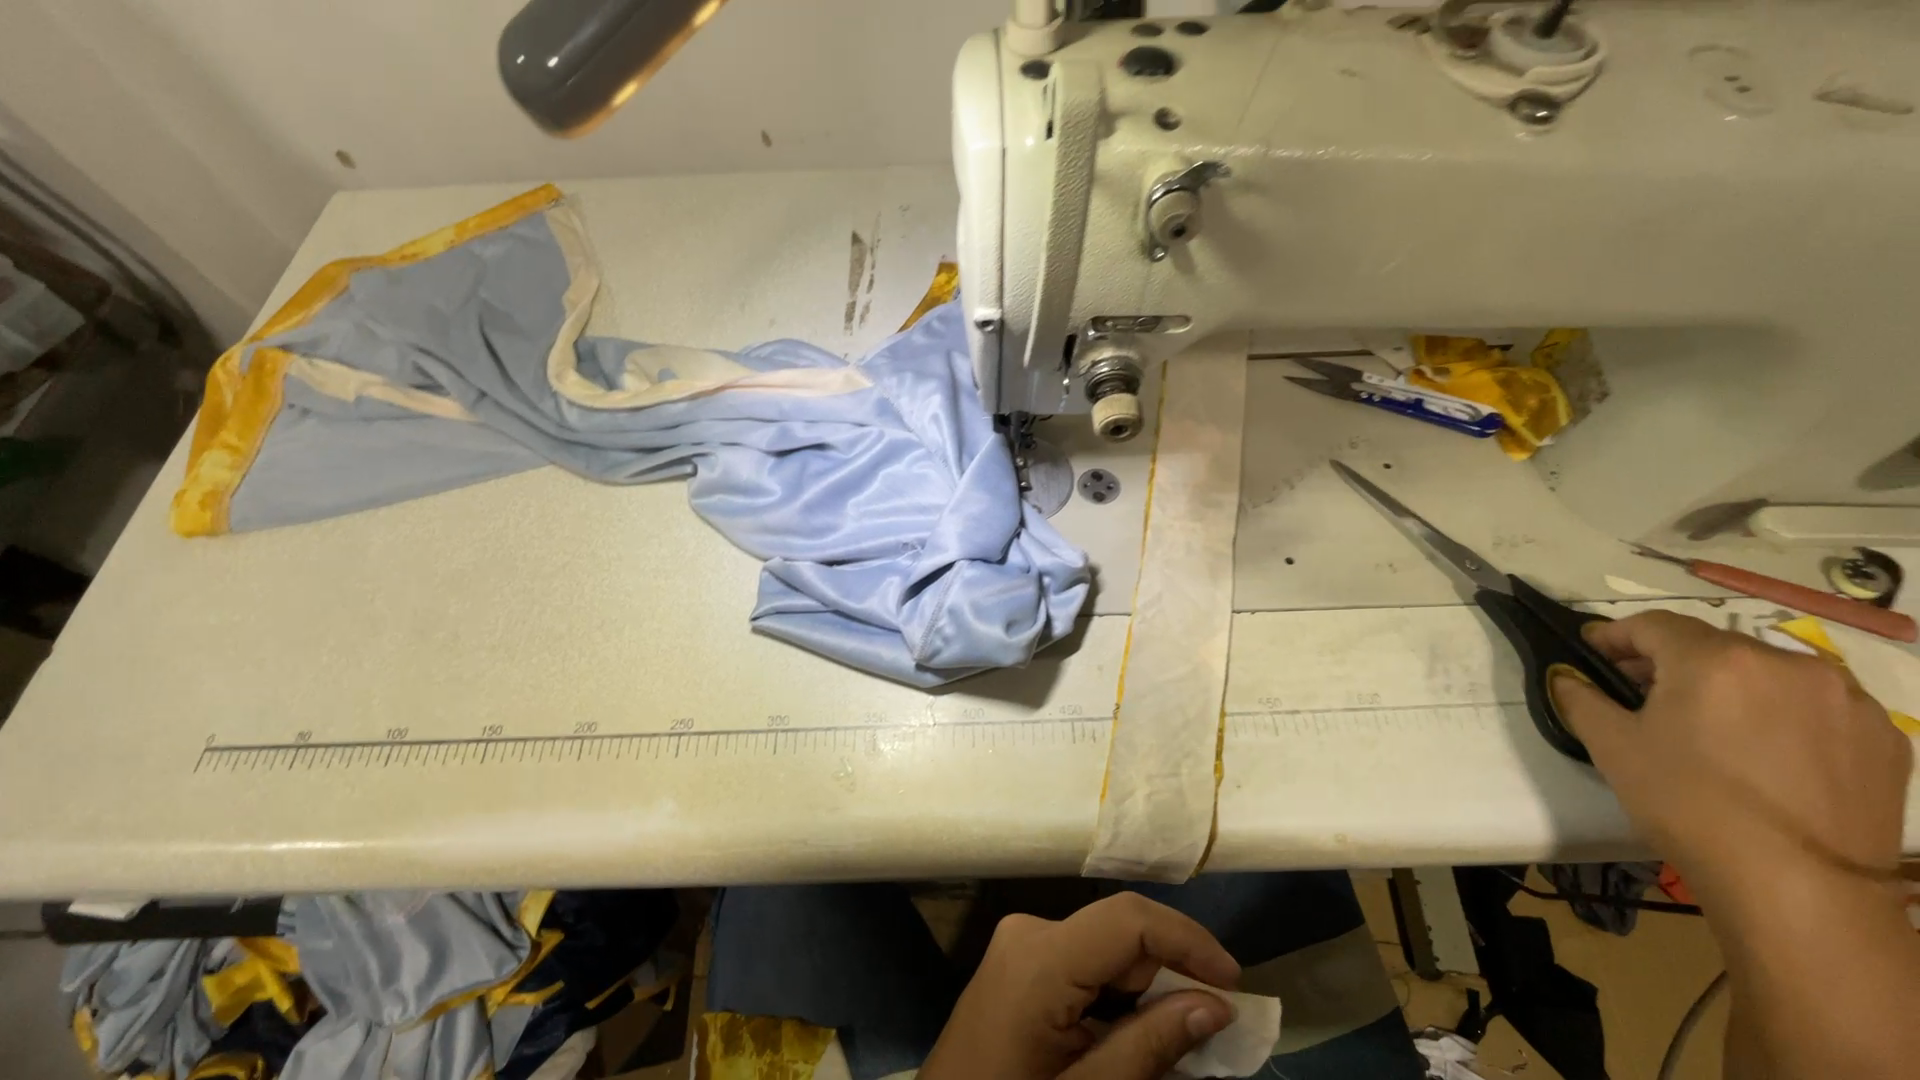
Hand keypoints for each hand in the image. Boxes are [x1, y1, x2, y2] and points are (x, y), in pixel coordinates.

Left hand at [919, 892, 1239, 1079]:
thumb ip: (1150, 1047)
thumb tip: (1215, 1005)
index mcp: (1040, 958)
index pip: (1129, 919)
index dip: (1188, 941)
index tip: (1235, 986)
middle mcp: (1029, 934)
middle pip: (1120, 935)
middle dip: (1174, 973)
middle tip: (1221, 1026)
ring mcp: (1020, 947)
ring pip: (1107, 950)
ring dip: (1151, 988)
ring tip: (1188, 1037)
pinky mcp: (1019, 965)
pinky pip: (1084, 965)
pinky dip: (1120, 996)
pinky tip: (1144, 1033)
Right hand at [1551, 610, 1912, 888]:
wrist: (1799, 888)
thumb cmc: (1688, 806)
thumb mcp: (1613, 748)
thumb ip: (1580, 699)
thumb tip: (1564, 676)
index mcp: (1715, 659)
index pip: (1654, 625)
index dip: (1616, 635)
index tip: (1593, 651)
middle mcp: (1787, 663)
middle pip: (1714, 647)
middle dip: (1673, 664)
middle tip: (1643, 694)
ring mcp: (1848, 700)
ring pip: (1771, 675)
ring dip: (1734, 687)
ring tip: (1711, 726)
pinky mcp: (1885, 739)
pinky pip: (1820, 708)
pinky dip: (1786, 716)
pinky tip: (1767, 753)